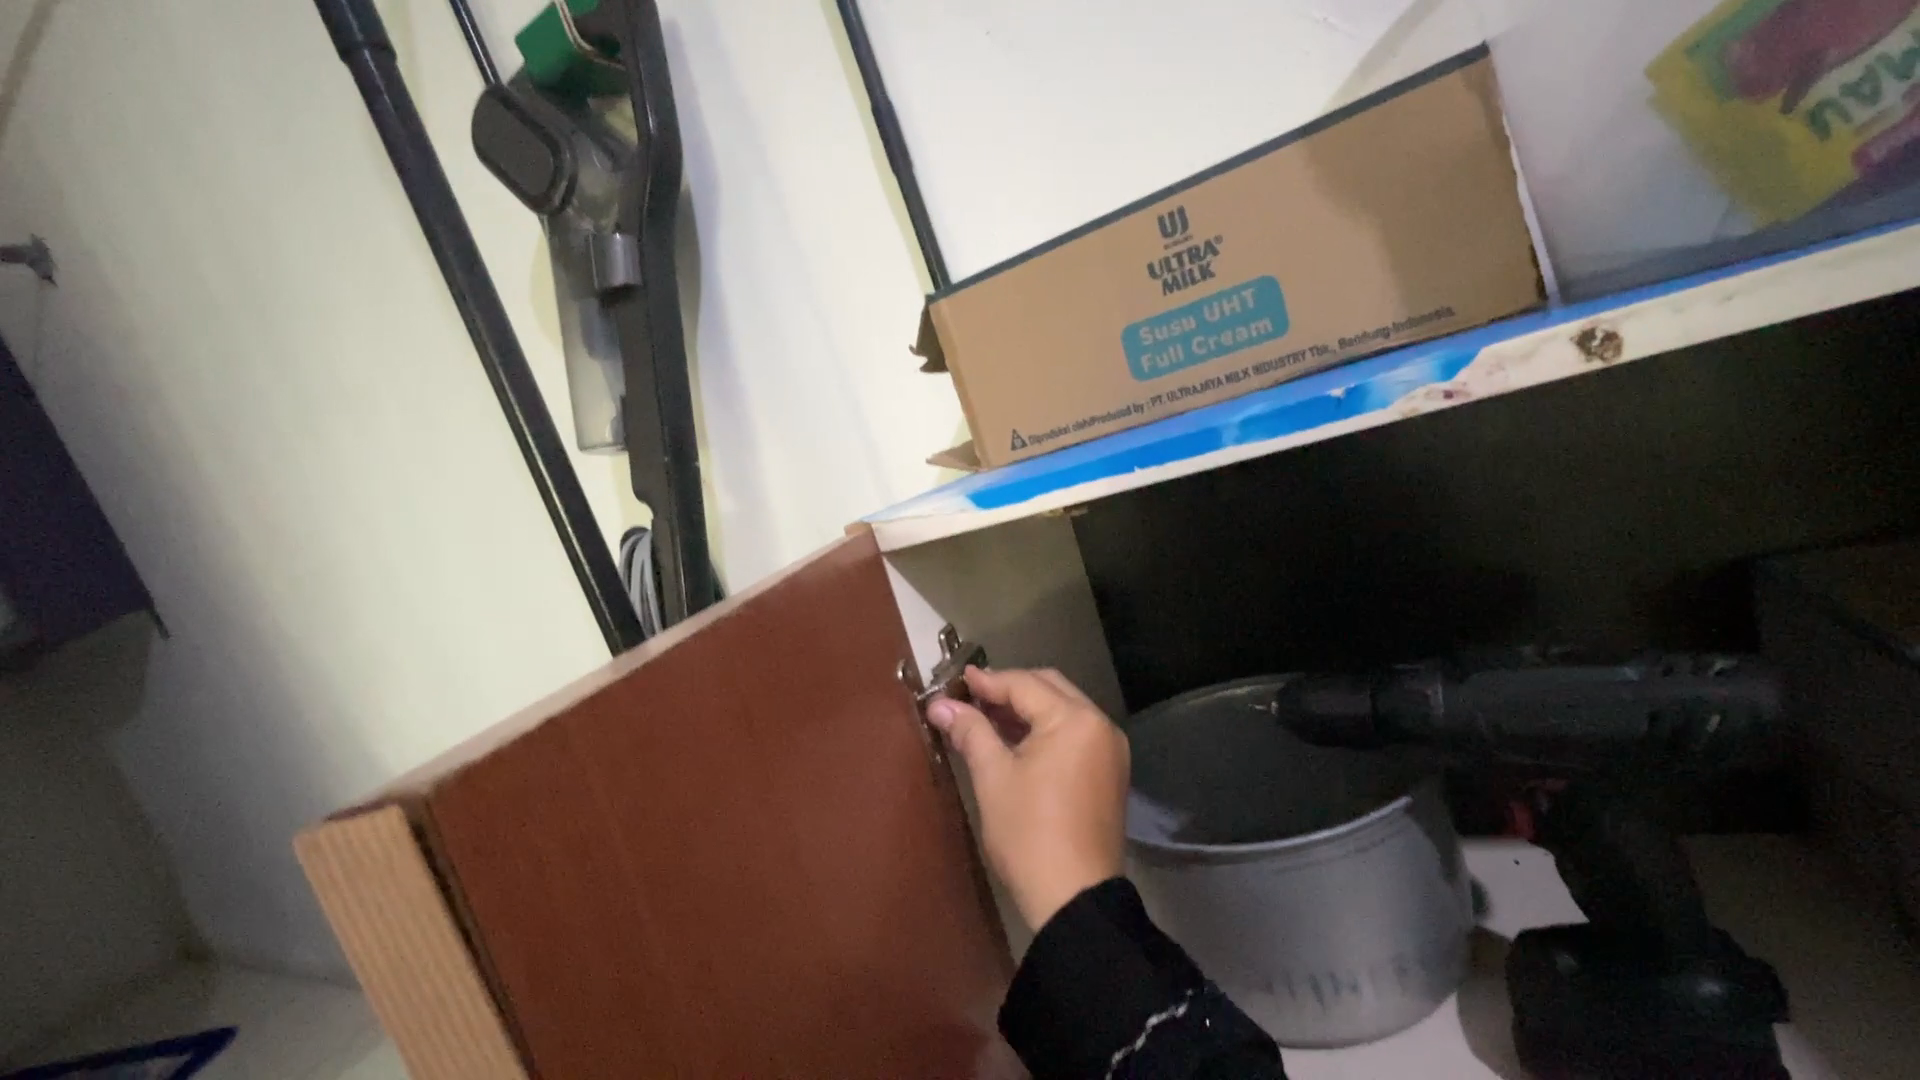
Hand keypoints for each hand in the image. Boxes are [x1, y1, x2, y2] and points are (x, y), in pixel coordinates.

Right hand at [927, 667, 1129, 930]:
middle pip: (1049, 689)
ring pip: (1063, 711)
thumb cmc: (1029, 833)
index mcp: (1075, 720)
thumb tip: (941, 705)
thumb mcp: (993, 777)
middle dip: (1009, 690)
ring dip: (1026, 711)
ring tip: (985, 720)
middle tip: (970, 699)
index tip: (954, 681)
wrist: (1073, 898)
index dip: (987, 681)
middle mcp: (1100, 725)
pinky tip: (1014, 743)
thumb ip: (971, 732)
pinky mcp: (1109, 773)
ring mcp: (1109, 750)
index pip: (1025, 684)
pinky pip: (1074, 735)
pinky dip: (1045, 732)